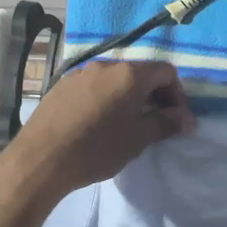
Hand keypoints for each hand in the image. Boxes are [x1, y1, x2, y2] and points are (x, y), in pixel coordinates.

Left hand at [0, 61, 194, 201]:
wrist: (40, 160)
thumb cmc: (97, 149)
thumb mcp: (138, 139)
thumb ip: (166, 123)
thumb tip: (186, 118)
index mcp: (129, 74)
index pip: (166, 72)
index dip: (177, 94)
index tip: (175, 119)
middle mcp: (105, 66)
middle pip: (140, 73)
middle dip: (153, 96)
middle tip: (155, 123)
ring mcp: (80, 74)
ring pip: (115, 80)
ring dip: (128, 98)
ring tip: (126, 126)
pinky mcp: (61, 86)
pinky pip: (93, 87)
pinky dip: (105, 100)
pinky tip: (98, 125)